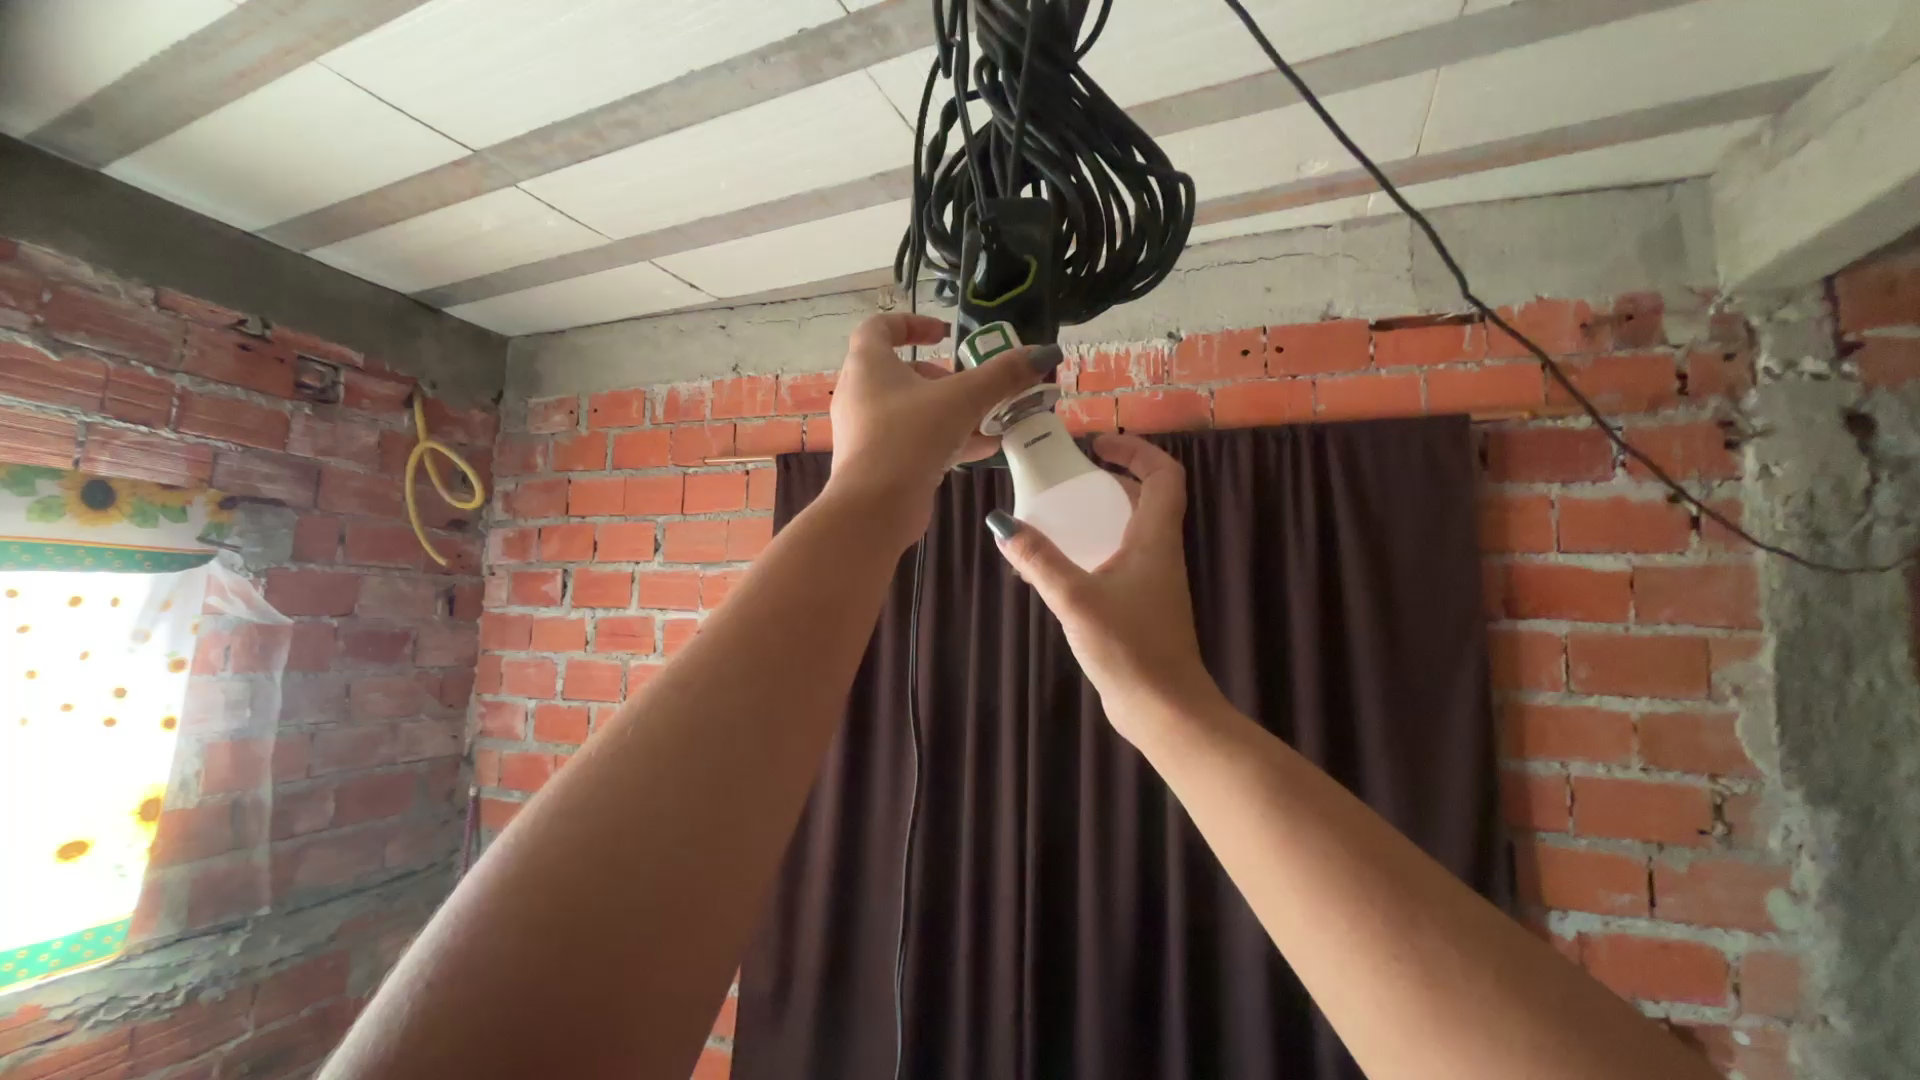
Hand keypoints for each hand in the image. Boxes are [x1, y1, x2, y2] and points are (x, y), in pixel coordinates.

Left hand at [824, 313, 1060, 543]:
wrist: (875, 507)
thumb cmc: (910, 437)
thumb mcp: (963, 399)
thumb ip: (1003, 375)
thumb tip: (1045, 353)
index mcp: (867, 364)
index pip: (880, 327)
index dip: (913, 323)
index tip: (944, 333)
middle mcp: (860, 393)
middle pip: (902, 373)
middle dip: (944, 378)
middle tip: (974, 387)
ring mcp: (866, 431)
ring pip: (911, 411)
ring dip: (950, 412)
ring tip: (989, 419)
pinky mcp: (877, 463)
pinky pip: (912, 440)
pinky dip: (944, 439)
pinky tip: (983, 448)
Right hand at [987, 435, 1224, 742]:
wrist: (1164, 710)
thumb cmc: (1130, 648)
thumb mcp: (1076, 600)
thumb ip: (1038, 561)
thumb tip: (1000, 523)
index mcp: (1156, 539)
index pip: (1164, 475)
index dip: (1136, 450)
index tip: (1097, 445)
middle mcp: (1158, 554)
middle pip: (1141, 500)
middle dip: (1104, 482)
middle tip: (1063, 481)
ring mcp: (1151, 583)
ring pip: (1125, 533)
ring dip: (1092, 520)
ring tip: (1049, 523)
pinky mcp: (1138, 608)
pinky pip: (1113, 564)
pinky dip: (1087, 554)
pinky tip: (1052, 573)